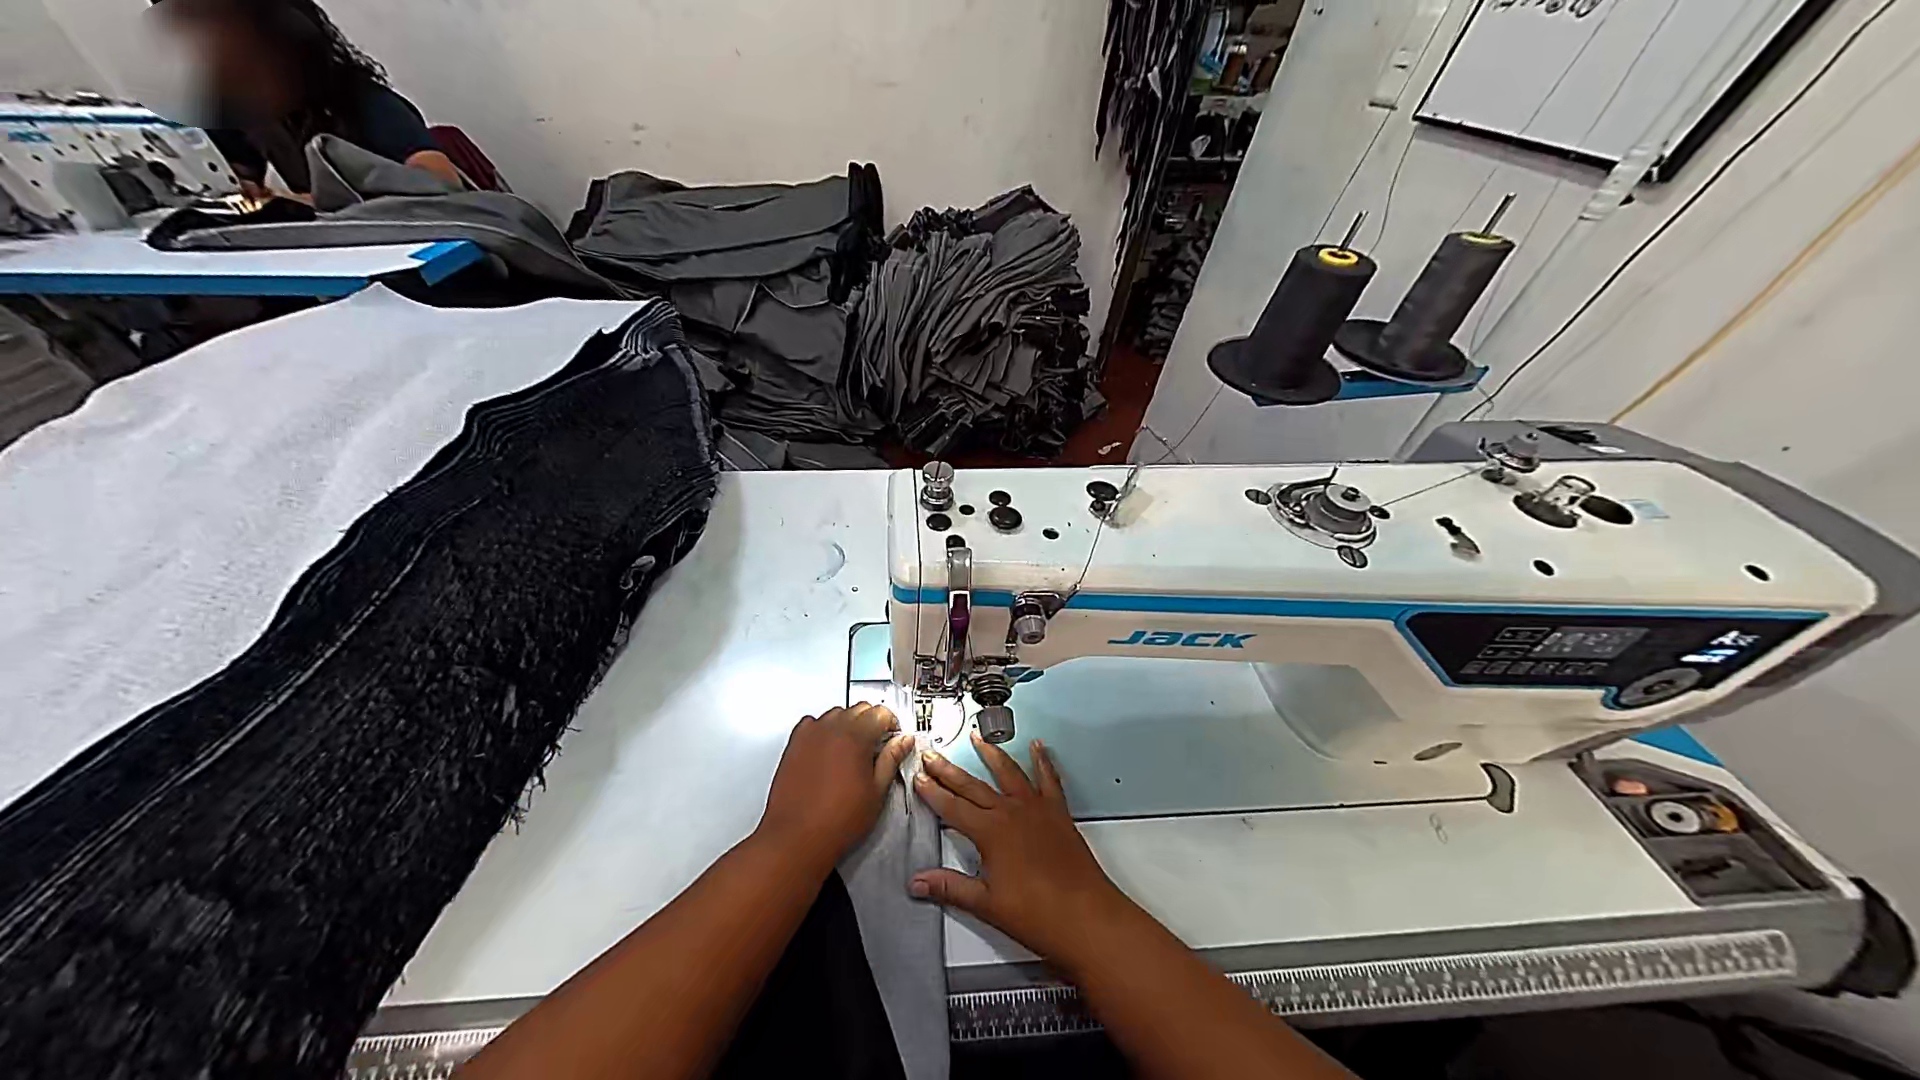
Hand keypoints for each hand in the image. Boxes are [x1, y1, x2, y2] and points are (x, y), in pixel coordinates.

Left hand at [757, 703, 914, 865]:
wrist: (797, 838)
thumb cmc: (835, 822)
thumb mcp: (876, 791)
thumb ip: (892, 759)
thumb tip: (902, 742)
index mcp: (856, 736)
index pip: (881, 713)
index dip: (892, 724)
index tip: (893, 737)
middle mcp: (832, 729)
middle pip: (859, 709)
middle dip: (872, 722)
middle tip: (877, 746)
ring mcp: (810, 734)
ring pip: (836, 714)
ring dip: (848, 725)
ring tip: (852, 752)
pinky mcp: (794, 744)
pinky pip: (813, 725)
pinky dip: (823, 731)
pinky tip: (828, 752)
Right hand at [910, 734, 1134, 967]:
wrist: (1085, 917)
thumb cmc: (1040, 914)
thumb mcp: (986, 903)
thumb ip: (950, 887)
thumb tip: (919, 882)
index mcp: (991, 832)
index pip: (952, 807)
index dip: (932, 792)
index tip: (919, 778)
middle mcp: (1011, 812)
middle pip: (972, 785)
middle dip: (949, 770)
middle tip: (933, 755)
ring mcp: (1036, 809)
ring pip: (1007, 772)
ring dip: (990, 754)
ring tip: (978, 738)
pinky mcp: (1058, 812)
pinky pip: (1048, 779)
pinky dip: (1042, 761)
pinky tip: (1038, 748)